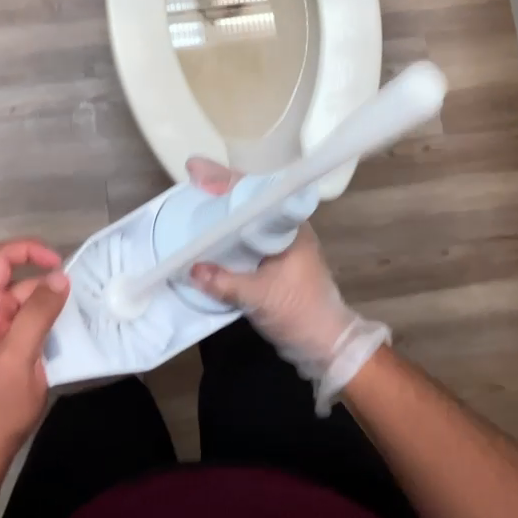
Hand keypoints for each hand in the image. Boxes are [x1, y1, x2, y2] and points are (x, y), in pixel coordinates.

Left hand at [0, 239, 68, 454]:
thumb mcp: (20, 355)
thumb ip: (38, 313)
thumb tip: (61, 277)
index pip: (1, 259)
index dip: (29, 251)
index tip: (59, 264)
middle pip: (19, 278)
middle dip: (47, 285)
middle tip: (75, 302)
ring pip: (30, 299)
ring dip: (52, 306)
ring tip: (77, 319)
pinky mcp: (11, 342)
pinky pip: (33, 319)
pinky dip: (51, 320)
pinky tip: (68, 332)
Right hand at [186, 158, 388, 413]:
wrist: (327, 345)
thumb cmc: (301, 313)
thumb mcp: (261, 298)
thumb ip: (226, 283)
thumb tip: (191, 268)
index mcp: (290, 226)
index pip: (255, 191)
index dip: (226, 181)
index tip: (198, 172)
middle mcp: (286, 228)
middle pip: (250, 197)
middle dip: (220, 187)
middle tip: (190, 177)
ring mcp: (280, 243)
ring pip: (247, 215)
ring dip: (222, 207)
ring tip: (193, 196)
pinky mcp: (273, 259)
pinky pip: (246, 234)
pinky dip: (226, 229)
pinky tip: (207, 231)